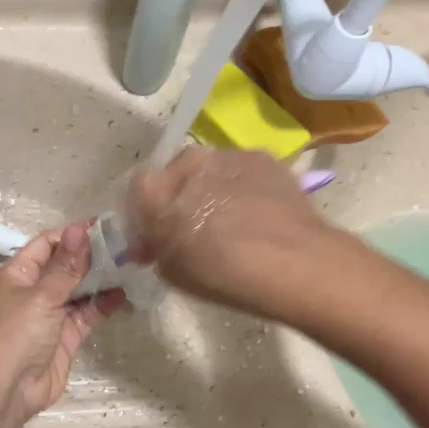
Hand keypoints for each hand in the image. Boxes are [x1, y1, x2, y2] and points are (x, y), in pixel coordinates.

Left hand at [0, 222, 125, 427]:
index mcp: (18, 274)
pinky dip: (104, 304)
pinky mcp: (66, 336)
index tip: (106, 224)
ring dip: (103, 278)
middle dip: (93, 255)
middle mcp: (34, 290)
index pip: (47, 244)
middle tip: (128, 243)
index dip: (73, 234)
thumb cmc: (16, 336)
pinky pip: (87, 314)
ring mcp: (51, 314)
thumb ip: (66, 266)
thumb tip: (81, 229)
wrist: (7, 392)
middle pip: (66, 265)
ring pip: (80, 290)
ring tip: (133, 264)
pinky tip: (125, 293)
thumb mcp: (41, 297)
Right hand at [127, 147, 341, 316]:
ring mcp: (229, 154)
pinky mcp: (264, 157)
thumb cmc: (222, 273)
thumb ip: (154, 247)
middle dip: (177, 198)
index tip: (152, 237)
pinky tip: (256, 214)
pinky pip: (241, 171)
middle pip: (174, 176)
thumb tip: (153, 239)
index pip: (136, 190)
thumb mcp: (172, 271)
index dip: (142, 214)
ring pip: (210, 170)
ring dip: (211, 190)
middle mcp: (188, 161)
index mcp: (156, 189)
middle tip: (190, 229)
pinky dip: (242, 187)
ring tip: (229, 221)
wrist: (292, 262)